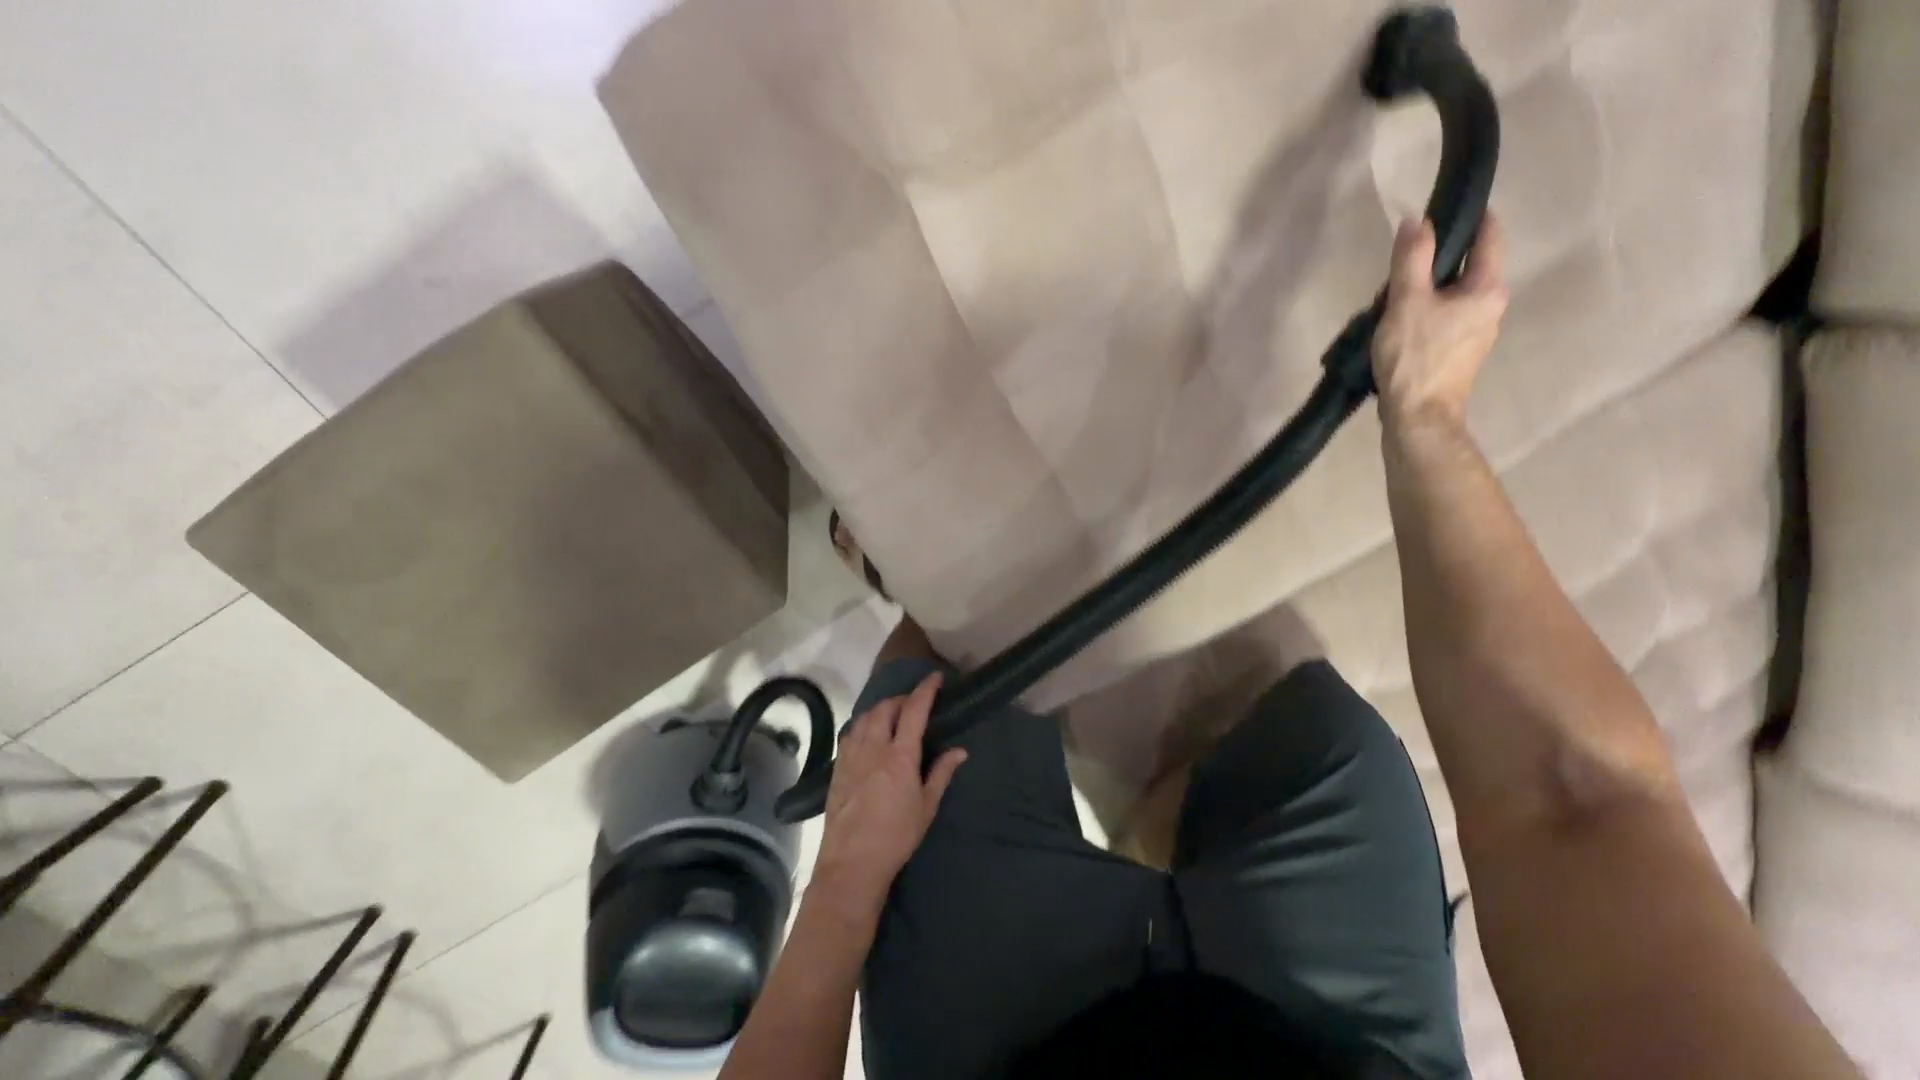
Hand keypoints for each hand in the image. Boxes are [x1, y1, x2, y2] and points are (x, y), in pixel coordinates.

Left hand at [809, 674, 966, 919]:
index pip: (913, 710)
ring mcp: (851, 756)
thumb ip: (941, 773)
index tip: (935, 678)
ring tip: (892, 716)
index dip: (925, 690)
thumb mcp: (926, 807)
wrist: (852, 863)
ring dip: (880, 710)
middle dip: (901, 699)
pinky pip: (850, 734)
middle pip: (884, 708)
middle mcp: (873, 747)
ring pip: (864, 719)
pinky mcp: (837, 769)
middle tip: (914, 704)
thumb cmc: (896, 836)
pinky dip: (863, 725)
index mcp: (900, 755)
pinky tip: (868, 735)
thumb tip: (960, 751)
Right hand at [1372, 214, 1509, 427]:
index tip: (1438, 209)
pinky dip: (1424, 311)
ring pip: (1453, 293)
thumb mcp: (1406, 301)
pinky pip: (1444, 317)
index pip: (1489, 234)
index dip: (1467, 216)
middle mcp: (1492, 306)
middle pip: (1468, 264)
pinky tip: (1397, 323)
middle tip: (1399, 262)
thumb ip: (1411, 258)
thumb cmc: (1415, 358)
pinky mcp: (1458, 353)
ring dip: (1426, 288)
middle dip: (1436, 258)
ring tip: (1391, 297)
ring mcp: (1477, 332)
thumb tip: (1417, 221)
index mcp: (1488, 287)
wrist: (1418, 419)